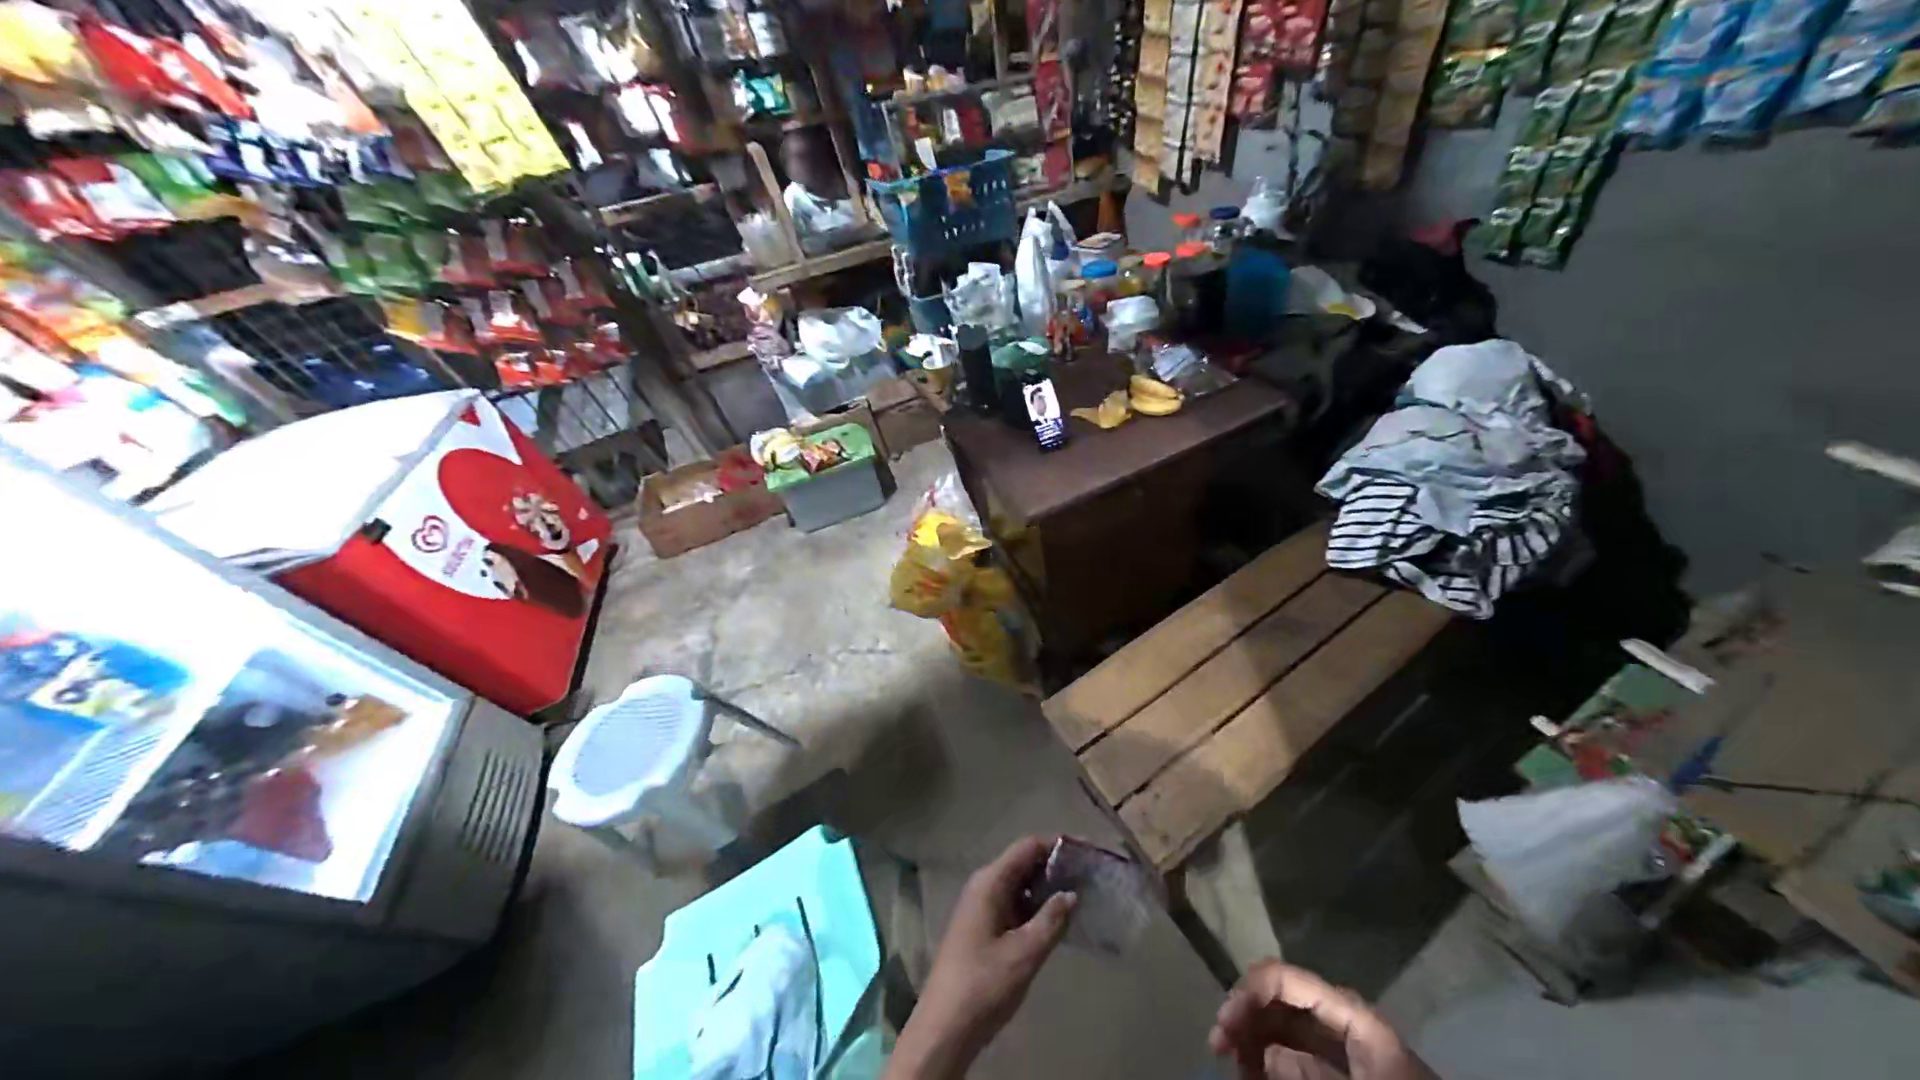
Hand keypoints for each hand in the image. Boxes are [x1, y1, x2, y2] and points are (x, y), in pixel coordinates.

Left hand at [885, 836, 1076, 1079]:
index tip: (1089, 851)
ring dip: (1048, 888)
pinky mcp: (984, 928)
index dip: (1058, 844)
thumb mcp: (1024, 953)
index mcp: (990, 882)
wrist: (945, 1027)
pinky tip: (1060, 921)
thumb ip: (1050, 920)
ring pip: (1021, 885)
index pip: (1028, 847)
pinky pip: (1015, 905)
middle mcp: (984, 886)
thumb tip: (1071, 893)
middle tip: (1092, 876)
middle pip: (1024, 863)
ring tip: (1084, 895)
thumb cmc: (983, 984)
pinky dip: (1037, 907)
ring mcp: (983, 907)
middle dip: (1057, 866)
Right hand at [1208, 961, 1438, 1079]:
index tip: (1225, 1023)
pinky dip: (1267, 1060)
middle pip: (1279, 999)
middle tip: (1217, 1046)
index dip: (1249, 992)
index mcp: (1353, 1017)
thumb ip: (1312, 1075)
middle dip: (1244, 1017)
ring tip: (1236, 1067)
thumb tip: (1267, 1053)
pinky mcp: (1337, 1070)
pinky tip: (1251, 1073)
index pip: (1288, 980)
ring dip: (1251, 1040)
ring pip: (1280, 1027)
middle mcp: (1342, 1021)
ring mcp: (1340, 1048)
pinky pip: (1293, 1054)